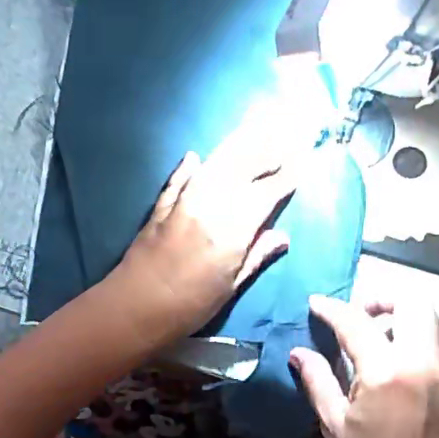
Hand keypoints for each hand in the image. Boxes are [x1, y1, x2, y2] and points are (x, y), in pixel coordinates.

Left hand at [105, 138, 297, 346]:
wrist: (132, 309)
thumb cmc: (187, 308)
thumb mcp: (228, 288)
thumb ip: (255, 258)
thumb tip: (281, 236)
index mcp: (231, 229)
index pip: (266, 193)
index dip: (287, 176)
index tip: (306, 157)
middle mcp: (208, 207)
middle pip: (241, 168)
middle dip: (266, 148)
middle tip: (288, 129)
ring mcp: (181, 204)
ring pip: (212, 167)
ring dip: (234, 147)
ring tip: (254, 129)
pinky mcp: (158, 209)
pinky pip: (176, 182)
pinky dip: (187, 169)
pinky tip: (194, 157)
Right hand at [291, 294, 438, 437]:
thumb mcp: (337, 429)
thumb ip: (318, 383)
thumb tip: (299, 353)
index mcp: (386, 372)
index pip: (356, 322)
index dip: (332, 309)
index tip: (316, 304)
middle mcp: (426, 363)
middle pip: (413, 304)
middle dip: (382, 300)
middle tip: (359, 316)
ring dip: (409, 319)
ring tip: (386, 337)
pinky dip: (427, 342)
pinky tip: (408, 366)